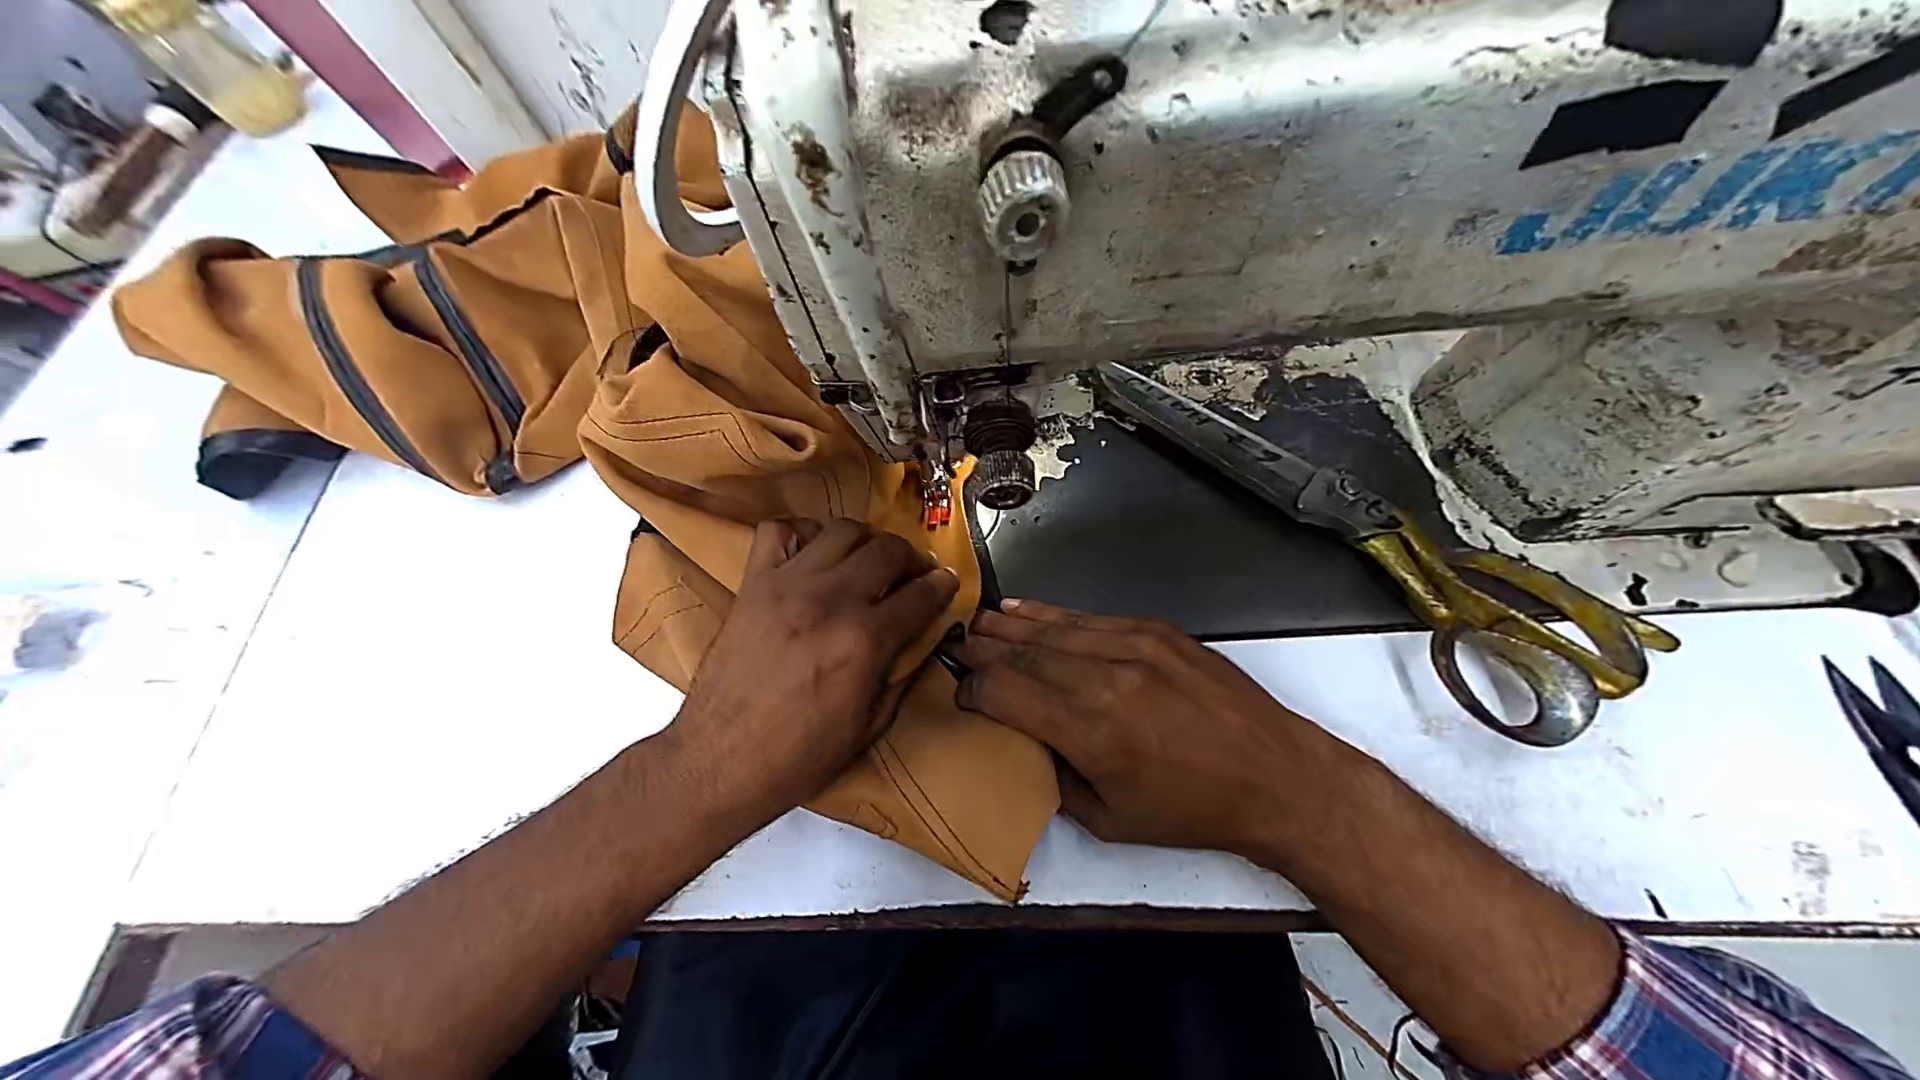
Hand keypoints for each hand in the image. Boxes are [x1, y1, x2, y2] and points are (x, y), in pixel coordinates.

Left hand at [664, 518, 959, 830]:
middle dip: (912, 558)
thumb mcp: (868, 727)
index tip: (946, 583)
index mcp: (863, 642)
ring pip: (842, 530)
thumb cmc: (795, 757)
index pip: (920, 595)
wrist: (718, 763)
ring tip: (871, 560)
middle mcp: (829, 602)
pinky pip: (779, 532)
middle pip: (887, 550)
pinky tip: (815, 553)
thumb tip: (919, 640)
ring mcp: (787, 586)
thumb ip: (900, 674)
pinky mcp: (753, 585)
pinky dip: (804, 532)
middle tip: (914, 573)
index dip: (942, 586)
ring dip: (867, 541)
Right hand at [954, 599, 1335, 858]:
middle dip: (984, 649)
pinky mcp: (1157, 632)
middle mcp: (1107, 681)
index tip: (962, 691)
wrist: (1276, 776)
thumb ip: (1058, 778)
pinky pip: (1091, 618)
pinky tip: (1027, 611)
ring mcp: (1135, 648)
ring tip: (981, 622)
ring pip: (1054, 628)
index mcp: (1092, 733)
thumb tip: (1031, 741)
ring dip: (1011, 624)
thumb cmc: (1194, 809)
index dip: (975, 689)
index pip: (1008, 693)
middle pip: (1025, 653)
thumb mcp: (1112, 821)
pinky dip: (1053, 615)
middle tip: (958, 644)